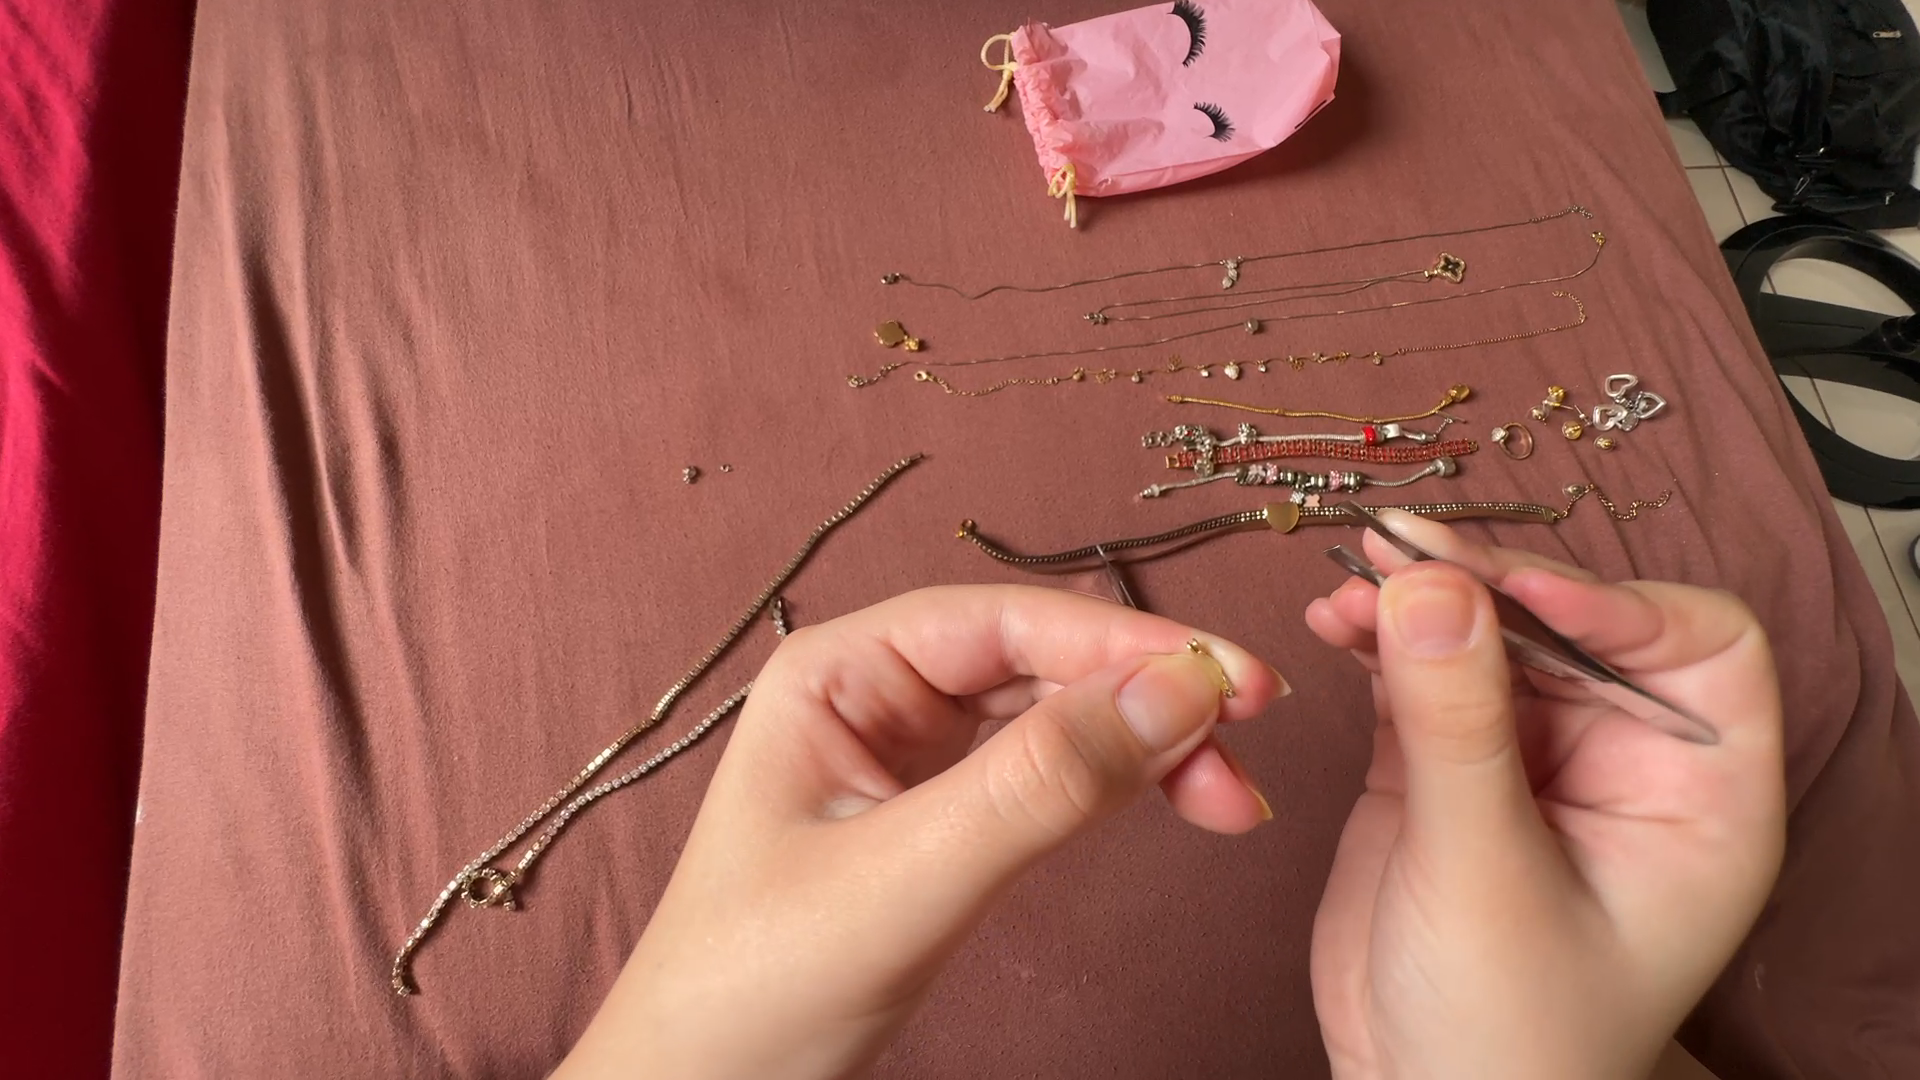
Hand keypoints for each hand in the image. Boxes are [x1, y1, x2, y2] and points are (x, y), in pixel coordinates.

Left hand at [556, 584, 1285, 1079]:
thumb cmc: (756, 986)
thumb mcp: (903, 879)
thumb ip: (1041, 783)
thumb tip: (1179, 689)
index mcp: (842, 667)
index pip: (1003, 622)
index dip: (1122, 640)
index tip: (1232, 676)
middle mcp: (881, 685)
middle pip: (1038, 659)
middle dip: (1143, 694)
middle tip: (1246, 741)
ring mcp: (914, 743)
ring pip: (1052, 710)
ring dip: (1142, 737)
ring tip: (1225, 791)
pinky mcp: (943, 799)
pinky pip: (1043, 764)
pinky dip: (1112, 778)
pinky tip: (1164, 793)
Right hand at [1303, 513, 1784, 1079]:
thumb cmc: (1499, 1020)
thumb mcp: (1482, 869)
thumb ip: (1455, 725)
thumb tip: (1428, 587)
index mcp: (1689, 793)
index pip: (1690, 646)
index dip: (1604, 602)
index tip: (1498, 588)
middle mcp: (1605, 755)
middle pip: (1556, 622)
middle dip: (1475, 582)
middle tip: (1390, 553)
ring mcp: (1508, 750)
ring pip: (1470, 635)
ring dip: (1409, 600)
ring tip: (1345, 587)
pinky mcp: (1428, 755)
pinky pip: (1405, 668)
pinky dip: (1368, 638)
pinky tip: (1330, 624)